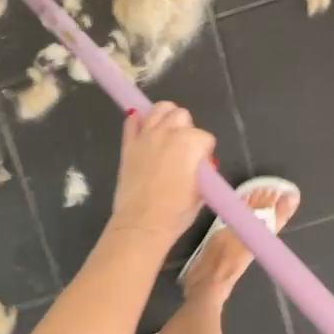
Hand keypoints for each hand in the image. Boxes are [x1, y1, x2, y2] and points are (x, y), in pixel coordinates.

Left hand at [109, 101, 214, 245]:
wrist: (142, 224)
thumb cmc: (176, 213)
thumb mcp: (201, 193)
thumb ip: (203, 172)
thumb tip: (200, 166)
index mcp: (191, 143)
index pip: (205, 137)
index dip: (205, 152)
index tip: (201, 167)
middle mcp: (168, 132)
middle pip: (182, 116)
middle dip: (187, 129)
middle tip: (184, 150)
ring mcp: (146, 136)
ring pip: (159, 109)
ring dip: (166, 117)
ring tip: (167, 133)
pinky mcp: (128, 145)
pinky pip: (131, 122)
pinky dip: (137, 121)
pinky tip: (142, 129)